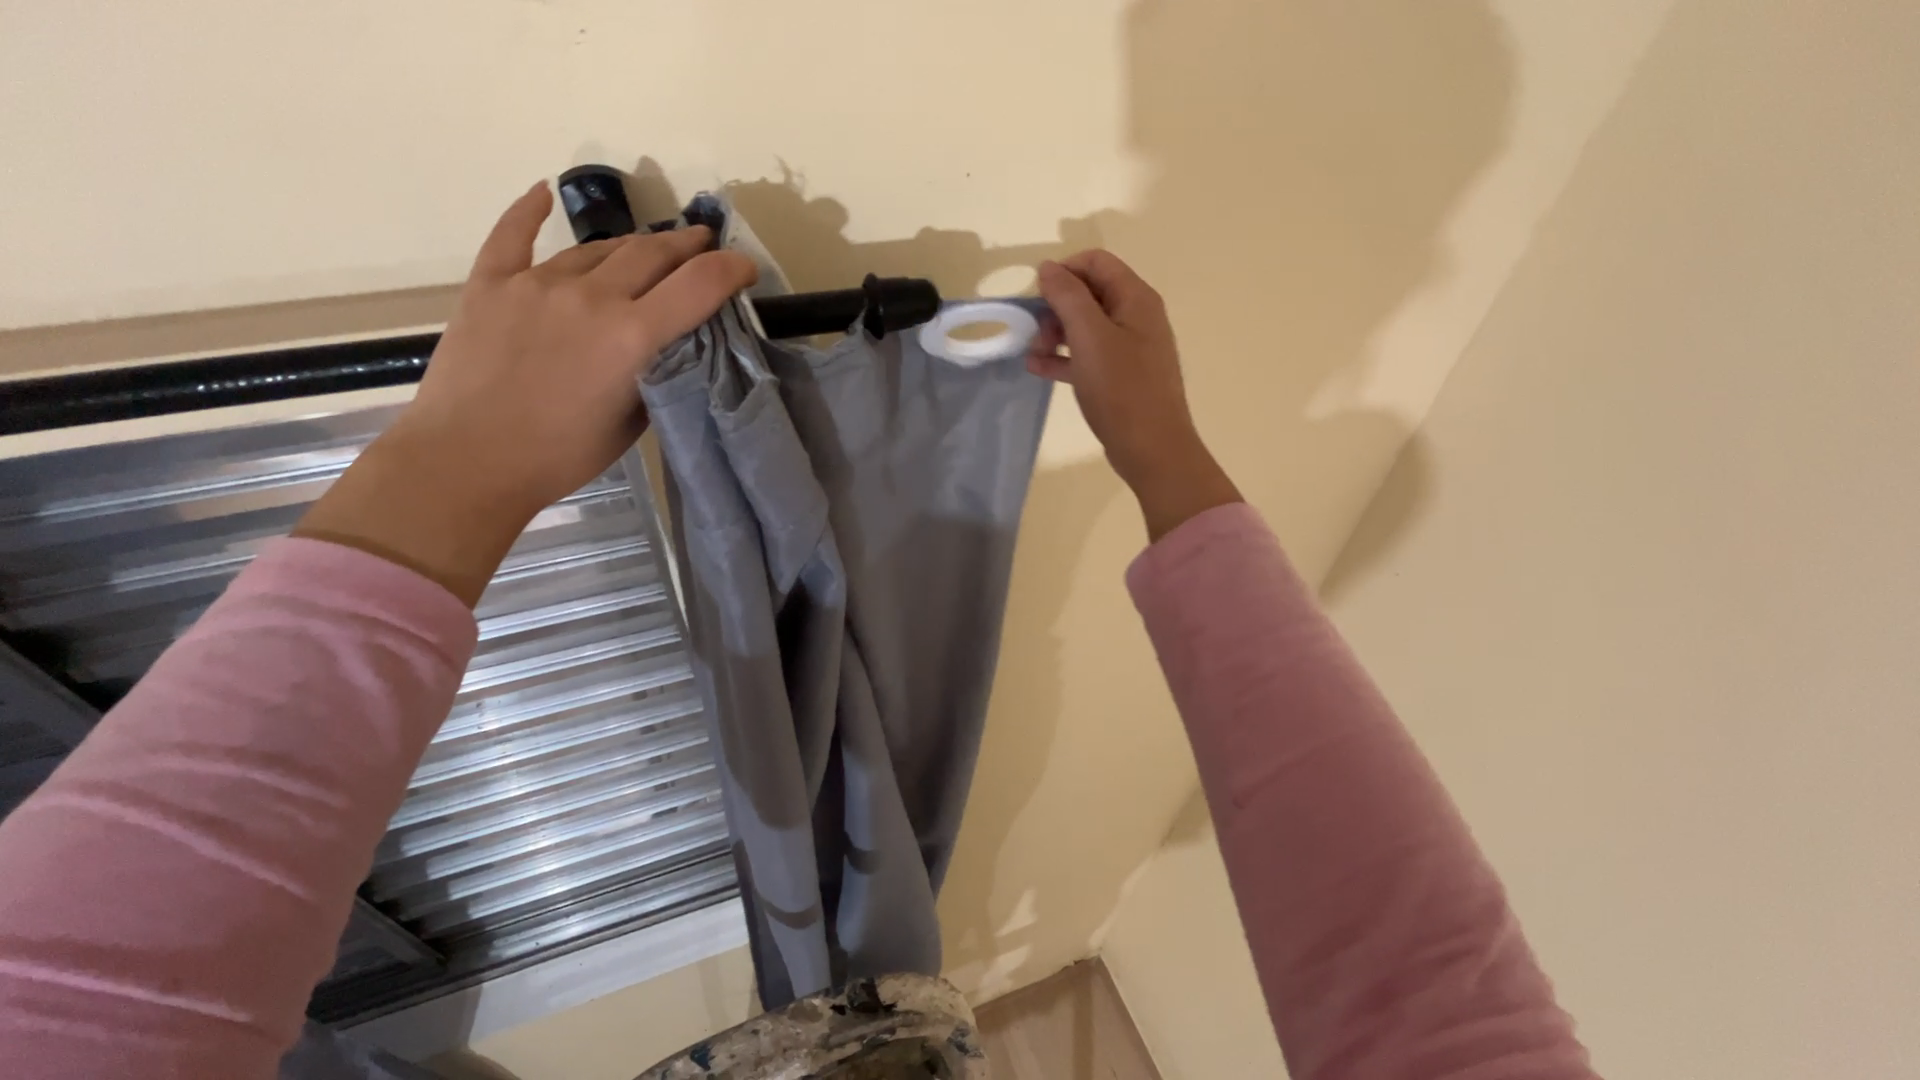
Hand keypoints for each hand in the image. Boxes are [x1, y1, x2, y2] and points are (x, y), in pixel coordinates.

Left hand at [296, 181, 757, 603]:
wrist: (468, 461)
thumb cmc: (560, 456)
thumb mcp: (632, 422)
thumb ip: (657, 374)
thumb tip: (668, 346)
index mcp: (632, 336)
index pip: (698, 284)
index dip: (730, 268)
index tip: (745, 266)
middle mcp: (590, 296)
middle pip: (651, 252)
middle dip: (685, 244)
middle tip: (702, 242)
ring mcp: (536, 283)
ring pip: (596, 249)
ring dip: (630, 245)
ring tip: (648, 246)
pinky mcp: (490, 283)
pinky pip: (513, 236)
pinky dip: (529, 212)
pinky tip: (542, 194)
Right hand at [1031, 250, 1241, 540]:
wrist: (1152, 449)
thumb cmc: (1122, 389)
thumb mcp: (1090, 337)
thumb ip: (1068, 297)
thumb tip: (1049, 268)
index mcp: (1136, 299)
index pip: (1096, 262)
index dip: (1063, 272)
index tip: (1037, 297)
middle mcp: (1136, 316)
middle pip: (1089, 293)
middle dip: (1056, 308)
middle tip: (1036, 334)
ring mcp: (1129, 348)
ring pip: (1085, 326)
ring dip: (1055, 334)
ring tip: (1033, 355)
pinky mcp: (1120, 376)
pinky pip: (1087, 355)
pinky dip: (1063, 358)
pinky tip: (1037, 369)